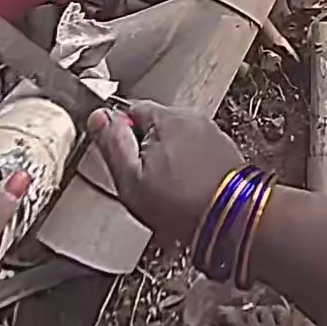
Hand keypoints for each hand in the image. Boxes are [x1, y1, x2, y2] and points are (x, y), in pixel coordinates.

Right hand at [87, 101, 242, 245]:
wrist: (228, 217)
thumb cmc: (178, 202)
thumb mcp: (131, 180)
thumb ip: (113, 145)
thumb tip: (98, 117)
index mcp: (168, 118)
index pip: (133, 109)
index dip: (119, 132)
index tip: (118, 157)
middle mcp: (192, 116)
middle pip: (155, 123)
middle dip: (143, 146)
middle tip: (139, 179)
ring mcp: (210, 131)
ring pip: (176, 137)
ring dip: (166, 155)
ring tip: (163, 187)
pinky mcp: (222, 147)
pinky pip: (195, 149)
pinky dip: (186, 162)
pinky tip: (184, 187)